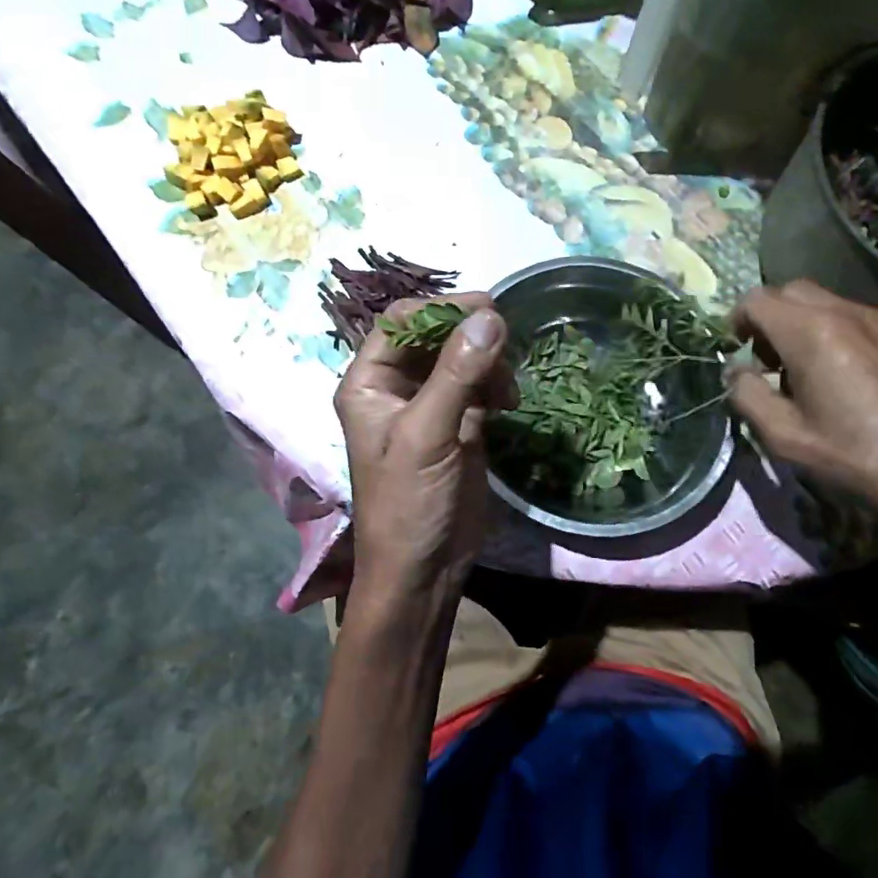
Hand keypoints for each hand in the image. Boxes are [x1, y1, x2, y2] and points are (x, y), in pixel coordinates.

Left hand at [334, 294, 515, 607]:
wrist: (424, 568)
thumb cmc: (408, 503)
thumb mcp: (428, 435)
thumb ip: (456, 374)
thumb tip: (490, 316)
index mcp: (368, 382)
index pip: (401, 322)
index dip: (441, 309)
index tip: (487, 308)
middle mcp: (394, 387)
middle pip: (434, 336)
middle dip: (470, 336)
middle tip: (507, 342)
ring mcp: (428, 406)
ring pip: (461, 358)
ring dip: (488, 362)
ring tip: (506, 390)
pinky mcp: (457, 424)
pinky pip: (478, 386)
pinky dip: (495, 386)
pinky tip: (508, 403)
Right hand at [726, 281, 877, 561]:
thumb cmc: (854, 454)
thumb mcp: (783, 435)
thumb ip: (746, 395)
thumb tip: (736, 372)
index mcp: (811, 333)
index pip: (757, 299)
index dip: (736, 320)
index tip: (733, 351)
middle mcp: (844, 313)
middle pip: (789, 291)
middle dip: (766, 317)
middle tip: (761, 358)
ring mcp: (877, 320)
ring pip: (820, 300)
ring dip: (795, 322)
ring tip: (794, 369)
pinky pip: (846, 315)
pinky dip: (824, 329)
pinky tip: (830, 374)